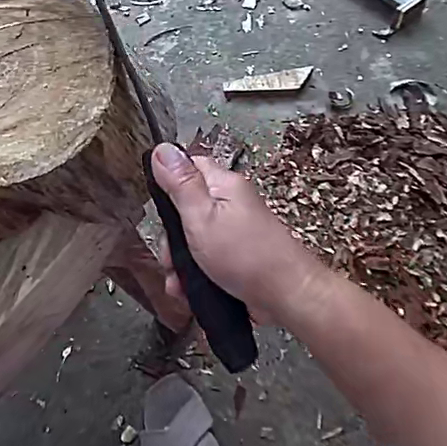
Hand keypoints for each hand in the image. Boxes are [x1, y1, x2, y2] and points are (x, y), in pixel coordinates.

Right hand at [148, 143, 332, 321]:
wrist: (286, 296)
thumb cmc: (250, 257)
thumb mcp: (202, 217)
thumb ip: (181, 185)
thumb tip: (163, 149)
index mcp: (225, 186)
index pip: (190, 167)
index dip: (169, 185)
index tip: (160, 209)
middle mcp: (232, 205)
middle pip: (186, 209)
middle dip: (172, 238)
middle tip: (172, 256)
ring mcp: (235, 232)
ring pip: (193, 240)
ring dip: (181, 263)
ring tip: (181, 282)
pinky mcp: (236, 257)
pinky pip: (206, 261)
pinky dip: (195, 276)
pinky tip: (191, 291)